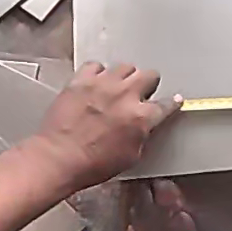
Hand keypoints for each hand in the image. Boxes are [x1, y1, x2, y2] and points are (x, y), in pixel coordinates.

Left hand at [26, 63, 181, 188]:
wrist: (59, 158)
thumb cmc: (94, 164)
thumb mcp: (131, 157)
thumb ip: (143, 135)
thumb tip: (145, 126)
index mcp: (142, 117)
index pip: (166, 104)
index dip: (171, 103)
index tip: (173, 101)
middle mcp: (126, 94)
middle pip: (149, 75)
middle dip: (148, 84)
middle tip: (140, 94)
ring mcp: (103, 83)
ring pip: (125, 66)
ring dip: (125, 77)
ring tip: (117, 87)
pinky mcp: (81, 79)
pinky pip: (96, 66)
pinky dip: (97, 73)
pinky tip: (95, 83)